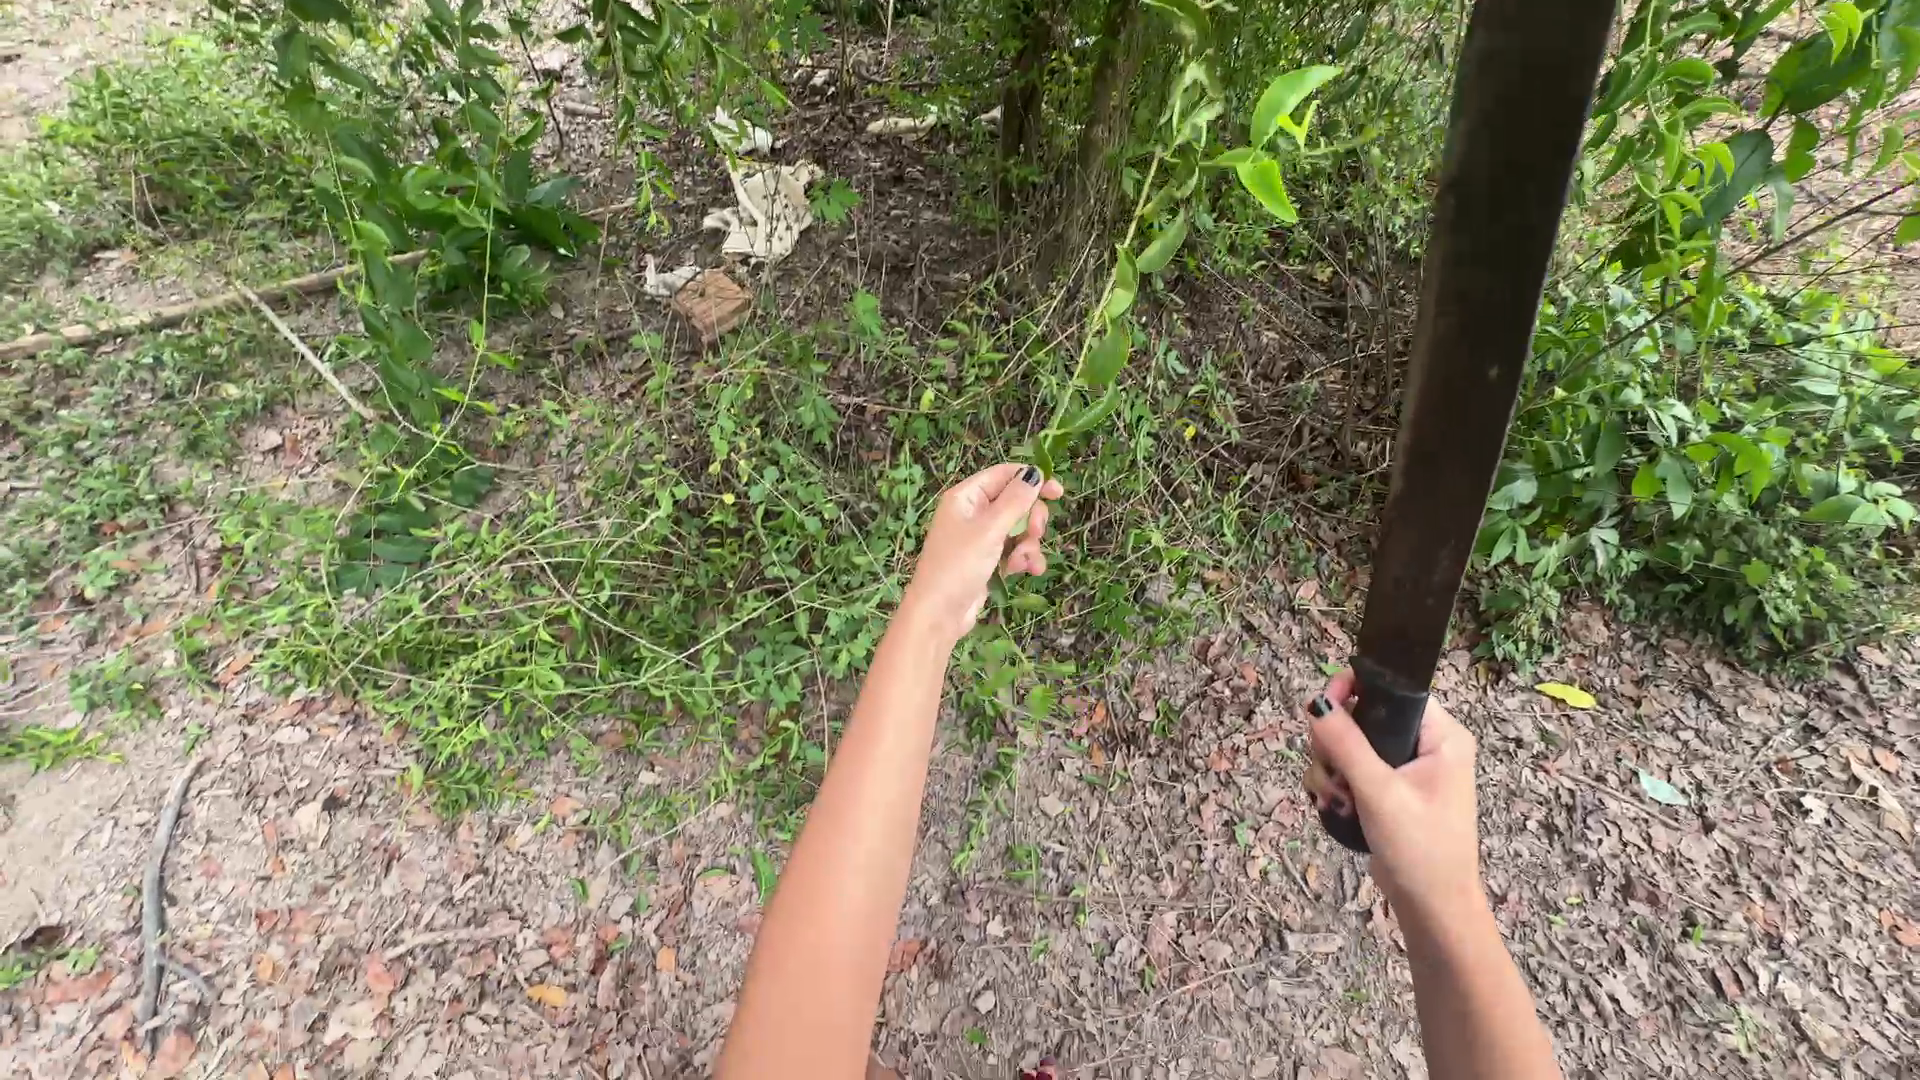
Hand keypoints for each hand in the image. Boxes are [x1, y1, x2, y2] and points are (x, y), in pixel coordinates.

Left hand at [900, 463, 1064, 644]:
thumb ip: (1015, 500)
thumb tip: (1035, 473)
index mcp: (967, 497)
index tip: (1057, 493)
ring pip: (1018, 529)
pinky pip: (1013, 550)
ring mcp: (980, 538)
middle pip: (1016, 503)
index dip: (1032, 480)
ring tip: (1022, 562)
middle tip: (1035, 533)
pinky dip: (1023, 559)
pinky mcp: (987, 560)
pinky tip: (1028, 572)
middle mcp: (973, 513)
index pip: (1004, 475)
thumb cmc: (959, 565)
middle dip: (1031, 519)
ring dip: (1028, 544)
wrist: (939, 614)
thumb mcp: (990, 529)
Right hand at [1303, 669, 1483, 927]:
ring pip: (1347, 743)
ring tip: (1337, 799)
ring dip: (1330, 769)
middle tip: (1332, 770)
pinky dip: (1335, 784)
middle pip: (1360, 716)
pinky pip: (1347, 767)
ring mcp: (1403, 767)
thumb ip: (1346, 744)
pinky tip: (1337, 807)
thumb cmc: (1419, 848)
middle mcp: (1424, 745)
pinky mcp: (1386, 788)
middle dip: (1334, 743)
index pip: (1391, 689)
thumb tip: (1314, 702)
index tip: (1320, 708)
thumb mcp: (1379, 792)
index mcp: (1441, 736)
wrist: (1431, 908)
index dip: (1352, 690)